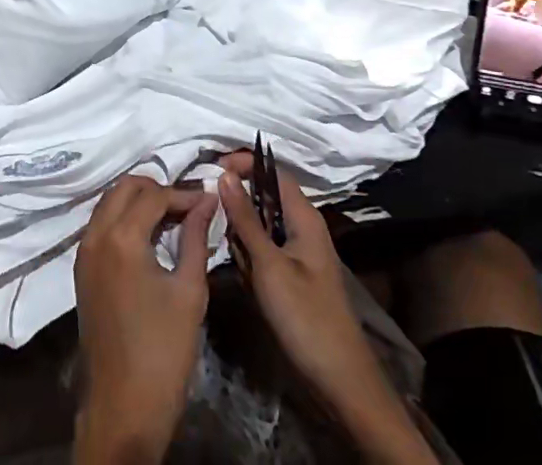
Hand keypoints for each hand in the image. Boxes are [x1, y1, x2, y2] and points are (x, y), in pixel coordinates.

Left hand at [74, 175, 216, 463]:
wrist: (123, 405)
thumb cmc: (163, 349)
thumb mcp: (189, 290)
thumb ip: (195, 237)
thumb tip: (207, 202)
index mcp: (121, 239)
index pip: (154, 195)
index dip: (184, 194)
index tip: (209, 201)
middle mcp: (95, 237)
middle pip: (124, 188)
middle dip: (157, 188)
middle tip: (188, 206)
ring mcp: (84, 254)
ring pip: (109, 204)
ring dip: (138, 202)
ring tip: (173, 218)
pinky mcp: (82, 271)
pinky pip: (101, 226)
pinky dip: (124, 219)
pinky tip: (151, 236)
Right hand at [218, 152, 436, 464]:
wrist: (337, 377)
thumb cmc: (304, 316)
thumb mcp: (269, 265)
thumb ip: (246, 219)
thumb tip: (224, 175)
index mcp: (305, 217)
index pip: (273, 172)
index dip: (244, 164)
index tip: (211, 167)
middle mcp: (303, 227)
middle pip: (265, 197)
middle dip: (237, 199)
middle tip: (204, 207)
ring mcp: (298, 252)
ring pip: (261, 225)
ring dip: (239, 230)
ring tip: (216, 239)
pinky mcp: (291, 274)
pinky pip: (263, 250)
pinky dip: (247, 253)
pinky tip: (236, 267)